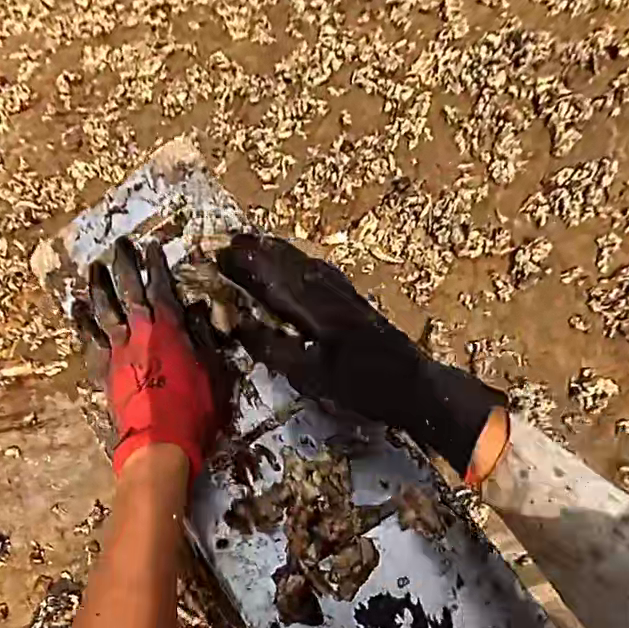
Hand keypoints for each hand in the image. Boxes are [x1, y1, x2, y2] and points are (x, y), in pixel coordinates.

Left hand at [73, 237, 218, 477]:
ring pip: (103, 311)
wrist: (159, 444)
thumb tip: (194, 308)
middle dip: (124, 265)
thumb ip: (202, 337)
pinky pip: (89, 341)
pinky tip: (77, 310)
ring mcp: (118, 352)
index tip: (152, 247)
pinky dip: (83, 323)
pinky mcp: (105, 372)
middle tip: (119, 245)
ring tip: (93, 268)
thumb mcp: (213, 372)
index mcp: (168, 330)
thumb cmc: (194, 410)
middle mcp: (139, 333)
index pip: (161, 288)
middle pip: (128, 291)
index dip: (156, 266)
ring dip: (98, 287)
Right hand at [214, 233, 511, 483]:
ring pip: (301, 262)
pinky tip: (294, 263)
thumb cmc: (360, 385)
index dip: (241, 266)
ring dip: (274, 252)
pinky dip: (295, 261)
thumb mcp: (310, 375)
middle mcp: (326, 290)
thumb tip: (238, 324)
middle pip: (285, 262)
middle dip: (255, 251)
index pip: (269, 279)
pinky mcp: (352, 299)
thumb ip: (273, 347)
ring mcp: (342, 291)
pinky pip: (316, 269)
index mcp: (313, 307)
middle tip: (227, 241)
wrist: (413, 384)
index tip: (215, 254)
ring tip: (252, 244)